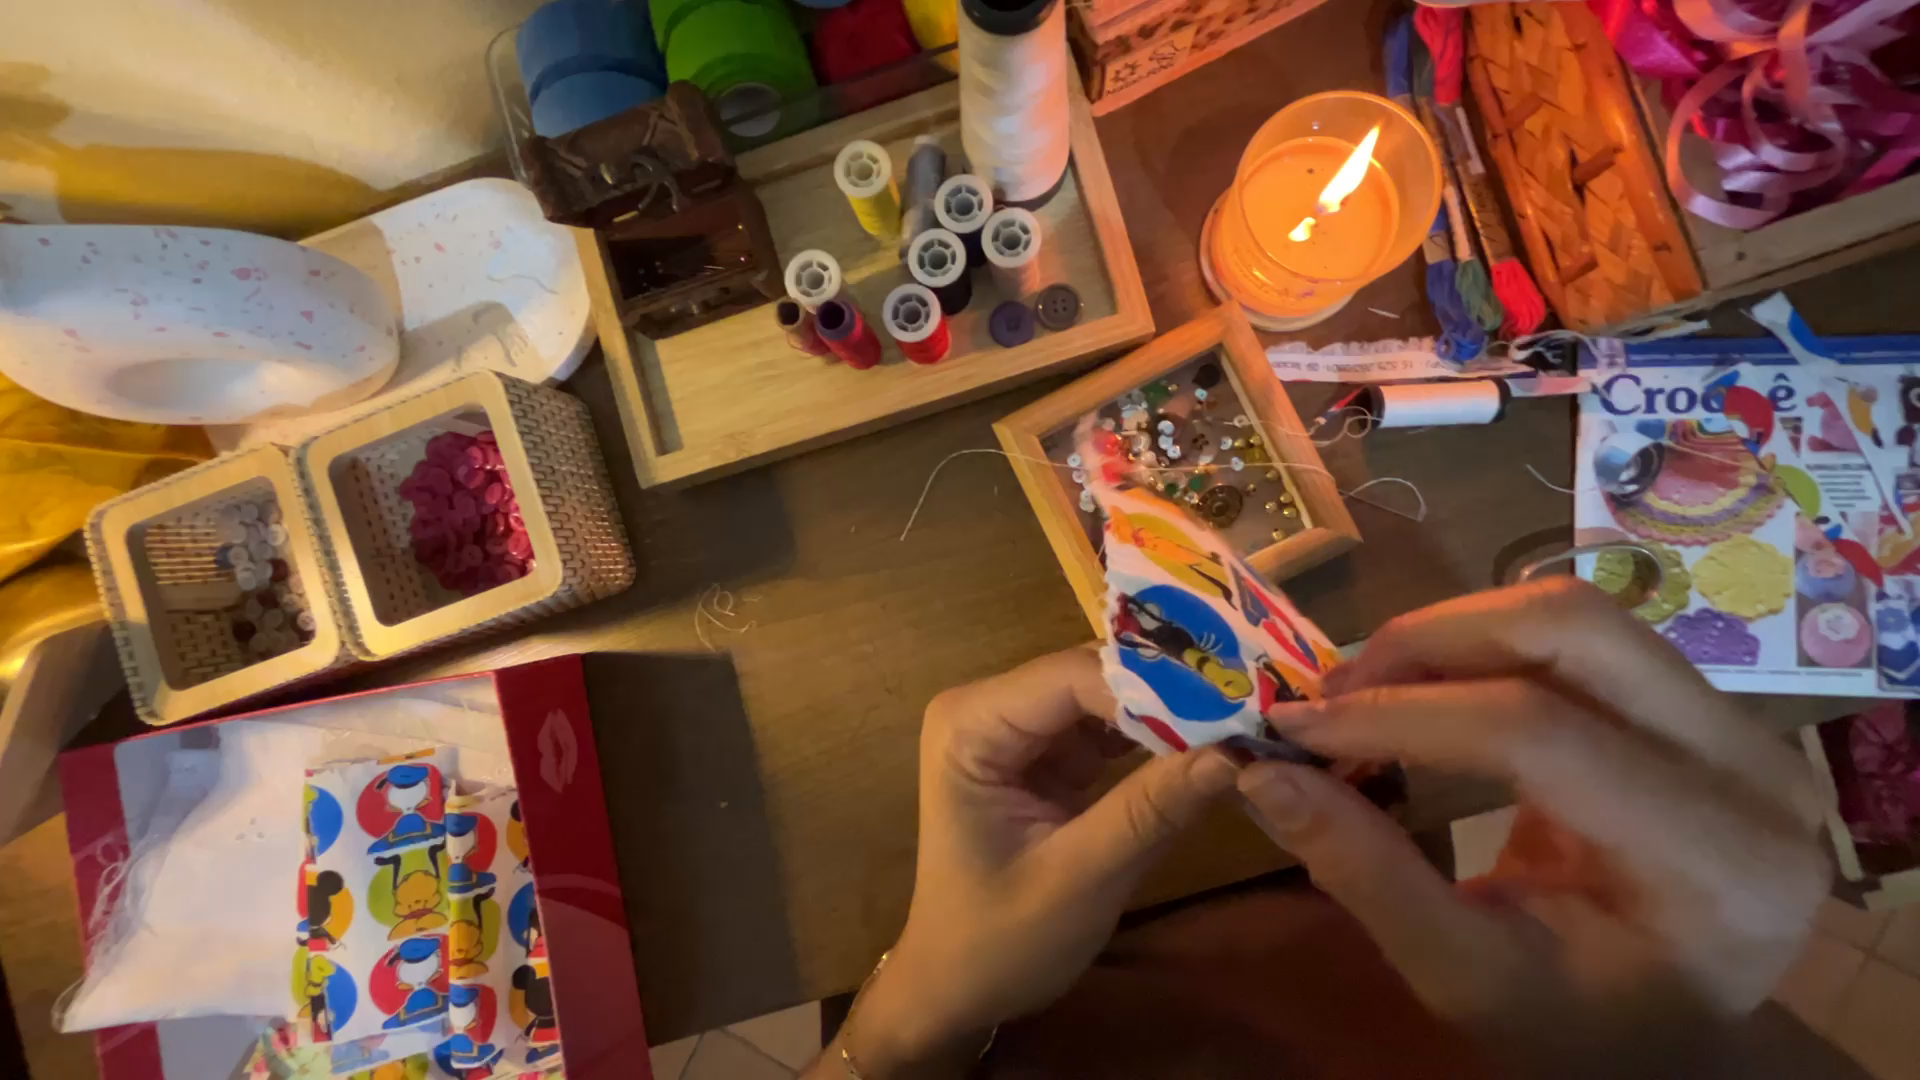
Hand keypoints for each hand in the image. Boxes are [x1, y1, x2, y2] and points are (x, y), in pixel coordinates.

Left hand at [827, 646, 1238, 1077]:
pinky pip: (1107, 726)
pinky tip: (1208, 743)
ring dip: (1168, 711)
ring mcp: (1016, 726)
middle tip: (1252, 707)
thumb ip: (1150, 811)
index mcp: (969, 724)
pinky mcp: (1044, 750)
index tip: (1233, 704)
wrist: (956, 985)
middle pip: (1088, 676)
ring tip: (1243, 719)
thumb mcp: (1079, 881)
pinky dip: (1154, 737)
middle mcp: (987, 707)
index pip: (1069, 676)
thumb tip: (1236, 754)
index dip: (1151, 686)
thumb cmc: (997, 942)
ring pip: (1104, 694)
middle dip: (1166, 693)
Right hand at [1238, 579, 1828, 1075]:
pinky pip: (1565, 632)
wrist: (1667, 1027)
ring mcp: (1729, 722)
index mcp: (1712, 859)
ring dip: (1442, 633)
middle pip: (1567, 628)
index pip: (1535, 733)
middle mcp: (1747, 766)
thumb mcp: (1457, 971)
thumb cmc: (1571, 1020)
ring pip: (1563, 611)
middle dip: (1423, 641)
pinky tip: (1420, 688)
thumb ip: (1363, 871)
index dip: (1395, 716)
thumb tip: (1261, 771)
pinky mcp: (1689, 702)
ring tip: (1369, 686)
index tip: (1295, 726)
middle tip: (1337, 690)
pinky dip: (1468, 643)